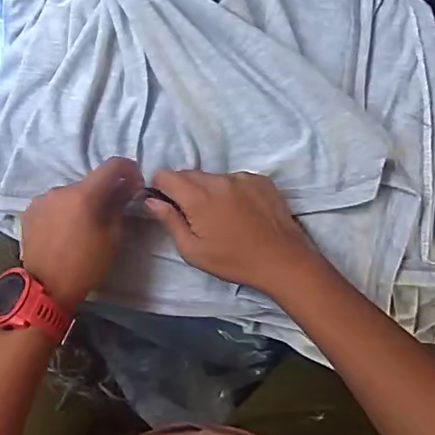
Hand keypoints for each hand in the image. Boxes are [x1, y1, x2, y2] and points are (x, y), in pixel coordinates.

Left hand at [19, 157, 143, 306]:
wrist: (46, 288)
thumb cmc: (85, 266)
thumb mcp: (112, 237)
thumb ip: (119, 205)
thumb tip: (128, 186)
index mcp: (83, 194)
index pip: (113, 165)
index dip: (129, 169)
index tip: (135, 184)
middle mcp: (60, 189)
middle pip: (89, 183)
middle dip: (103, 193)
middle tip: (109, 214)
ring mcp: (41, 199)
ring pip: (69, 194)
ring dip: (80, 203)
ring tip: (82, 228)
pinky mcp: (29, 211)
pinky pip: (53, 204)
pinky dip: (62, 211)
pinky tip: (63, 232)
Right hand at [143, 169, 329, 295]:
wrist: (284, 261)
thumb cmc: (233, 261)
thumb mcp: (193, 250)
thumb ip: (169, 221)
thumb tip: (150, 201)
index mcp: (198, 197)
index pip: (165, 175)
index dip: (160, 188)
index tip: (166, 204)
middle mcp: (218, 180)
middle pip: (188, 173)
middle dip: (183, 189)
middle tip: (193, 215)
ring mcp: (241, 177)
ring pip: (212, 176)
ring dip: (208, 189)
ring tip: (221, 215)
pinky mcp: (260, 179)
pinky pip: (234, 178)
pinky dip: (231, 190)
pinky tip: (241, 211)